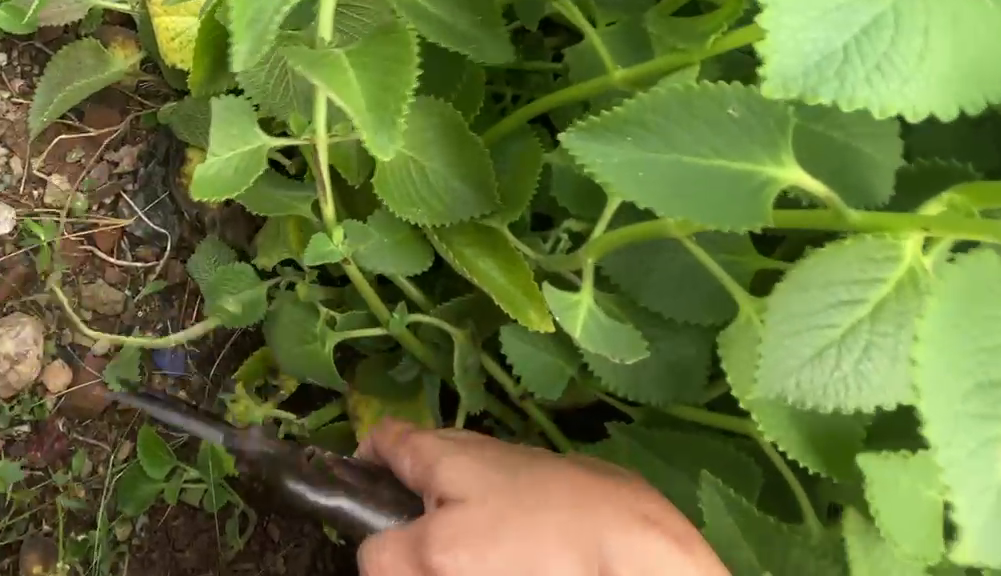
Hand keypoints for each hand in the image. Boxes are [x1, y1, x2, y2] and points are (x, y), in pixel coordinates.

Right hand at [355, 420, 727, 575]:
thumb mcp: (441, 556)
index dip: (361, 462)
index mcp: (438, 450)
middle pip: (423, 469)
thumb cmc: (528, 544)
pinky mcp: (559, 496)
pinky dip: (500, 538)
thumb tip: (370, 559)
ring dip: (458, 529)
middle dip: (411, 510)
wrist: (641, 549)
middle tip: (420, 559)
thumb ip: (388, 555)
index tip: (358, 503)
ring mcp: (520, 471)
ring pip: (469, 494)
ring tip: (471, 565)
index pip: (382, 436)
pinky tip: (518, 565)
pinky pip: (510, 512)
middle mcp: (473, 449)